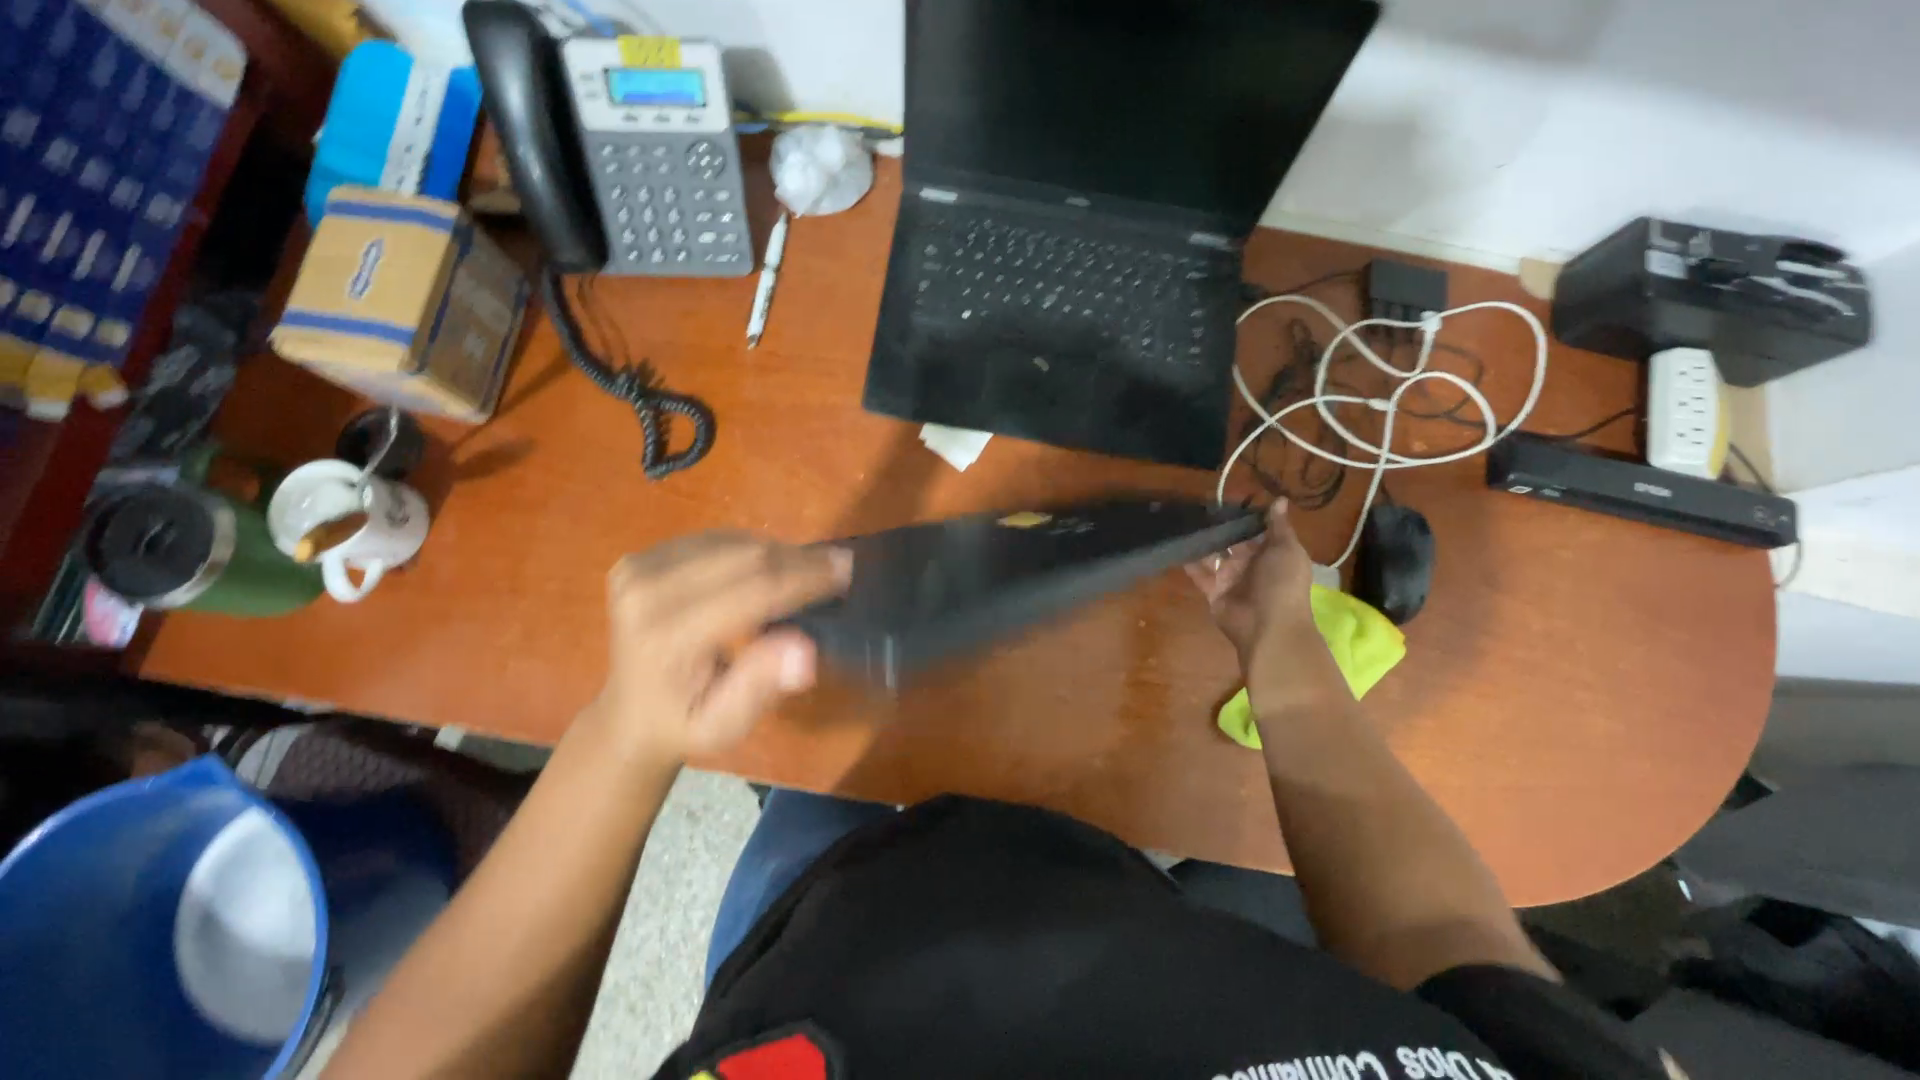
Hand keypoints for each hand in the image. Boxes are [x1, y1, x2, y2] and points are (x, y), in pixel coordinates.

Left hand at [586, 533, 852, 764]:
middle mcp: (645, 592)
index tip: (845, 571)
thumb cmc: (684, 725)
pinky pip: (711, 541)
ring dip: (777, 552)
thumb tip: (805, 651)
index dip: (803, 578)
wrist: (629, 715)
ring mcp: (637, 569)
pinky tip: (771, 566)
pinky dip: (749, 549)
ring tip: (812, 568)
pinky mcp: (638, 558)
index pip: (750, 591)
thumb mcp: (725, 726)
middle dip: (798, 559)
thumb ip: (759, 688)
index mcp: (666, 636)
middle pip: (742, 557)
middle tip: (840, 564)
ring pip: (730, 542)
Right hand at [1184, 500, 1318, 668]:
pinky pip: (1200, 574)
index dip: (1244, 515)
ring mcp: (1231, 578)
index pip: (1256, 529)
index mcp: (1272, 552)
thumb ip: (1279, 526)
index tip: (1226, 497)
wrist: (1268, 625)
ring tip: (1184, 520)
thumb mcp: (1287, 549)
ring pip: (1214, 555)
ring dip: (1202, 541)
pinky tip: (1177, 544)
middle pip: (1232, 541)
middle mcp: (1251, 563)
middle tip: (1198, 505)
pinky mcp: (1214, 591)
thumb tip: (1280, 499)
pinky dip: (1189, 562)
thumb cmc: (1282, 582)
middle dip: (1219, 526)